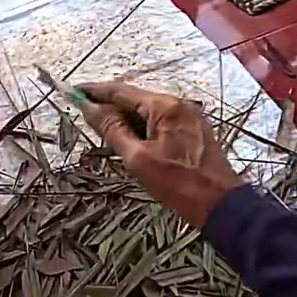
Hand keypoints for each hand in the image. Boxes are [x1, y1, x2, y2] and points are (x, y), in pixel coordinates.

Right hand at [79, 82, 241, 228]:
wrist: (221, 204)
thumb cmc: (177, 183)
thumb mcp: (137, 158)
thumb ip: (112, 129)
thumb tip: (89, 109)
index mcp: (164, 106)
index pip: (121, 91)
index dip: (95, 91)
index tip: (74, 92)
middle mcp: (177, 103)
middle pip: (134, 99)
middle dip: (109, 106)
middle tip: (85, 115)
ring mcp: (188, 115)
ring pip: (147, 110)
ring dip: (125, 118)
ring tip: (104, 130)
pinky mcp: (193, 128)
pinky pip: (160, 120)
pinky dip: (142, 125)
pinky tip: (130, 138)